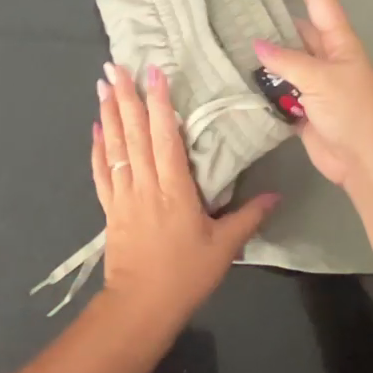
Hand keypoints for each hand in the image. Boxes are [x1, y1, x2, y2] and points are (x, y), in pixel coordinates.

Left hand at [93, 62, 277, 321]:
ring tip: (103, 83)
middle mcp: (145, 184)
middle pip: (133, 133)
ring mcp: (123, 194)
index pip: (165, 136)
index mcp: (174, 189)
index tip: (153, 72)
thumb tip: (277, 194)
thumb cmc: (185, 276)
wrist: (140, 308)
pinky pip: (101, 171)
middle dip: (126, 96)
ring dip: (108, 113)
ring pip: (114, 146)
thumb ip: (248, 217)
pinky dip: (97, 148)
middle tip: (115, 64)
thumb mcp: (224, 249)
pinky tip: (95, 127)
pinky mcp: (109, 208)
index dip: (159, 102)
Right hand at [253, 0, 372, 189]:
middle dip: (272, 11)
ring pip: (283, 57)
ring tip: (227, 33)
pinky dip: (261, 82)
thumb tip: (258, 44)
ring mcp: (314, 80)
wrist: (365, 163)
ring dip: (262, 51)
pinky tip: (237, 74)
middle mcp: (326, 54)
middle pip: (295, 25)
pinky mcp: (302, 104)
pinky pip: (277, 85)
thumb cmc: (353, 113)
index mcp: (339, 40)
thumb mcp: (321, 80)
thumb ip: (287, 61)